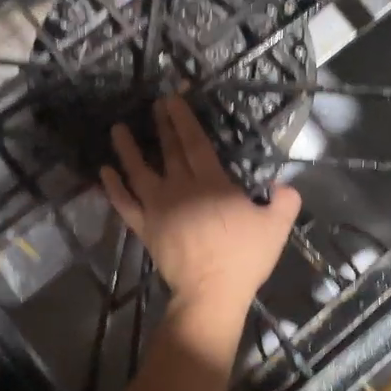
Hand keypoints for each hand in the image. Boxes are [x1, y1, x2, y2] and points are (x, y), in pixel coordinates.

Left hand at [99, 96, 301, 318]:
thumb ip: (284, 200)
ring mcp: (158, 207)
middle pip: (168, 150)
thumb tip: (283, 185)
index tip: (173, 98)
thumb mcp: (277, 226)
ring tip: (118, 129)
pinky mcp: (145, 228)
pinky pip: (125, 203)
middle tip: (154, 104)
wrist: (211, 293)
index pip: (195, 142)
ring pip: (139, 171)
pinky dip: (113, 187)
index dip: (184, 118)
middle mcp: (180, 187)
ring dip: (128, 149)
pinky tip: (105, 172)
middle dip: (162, 125)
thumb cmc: (244, 258)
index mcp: (212, 182)